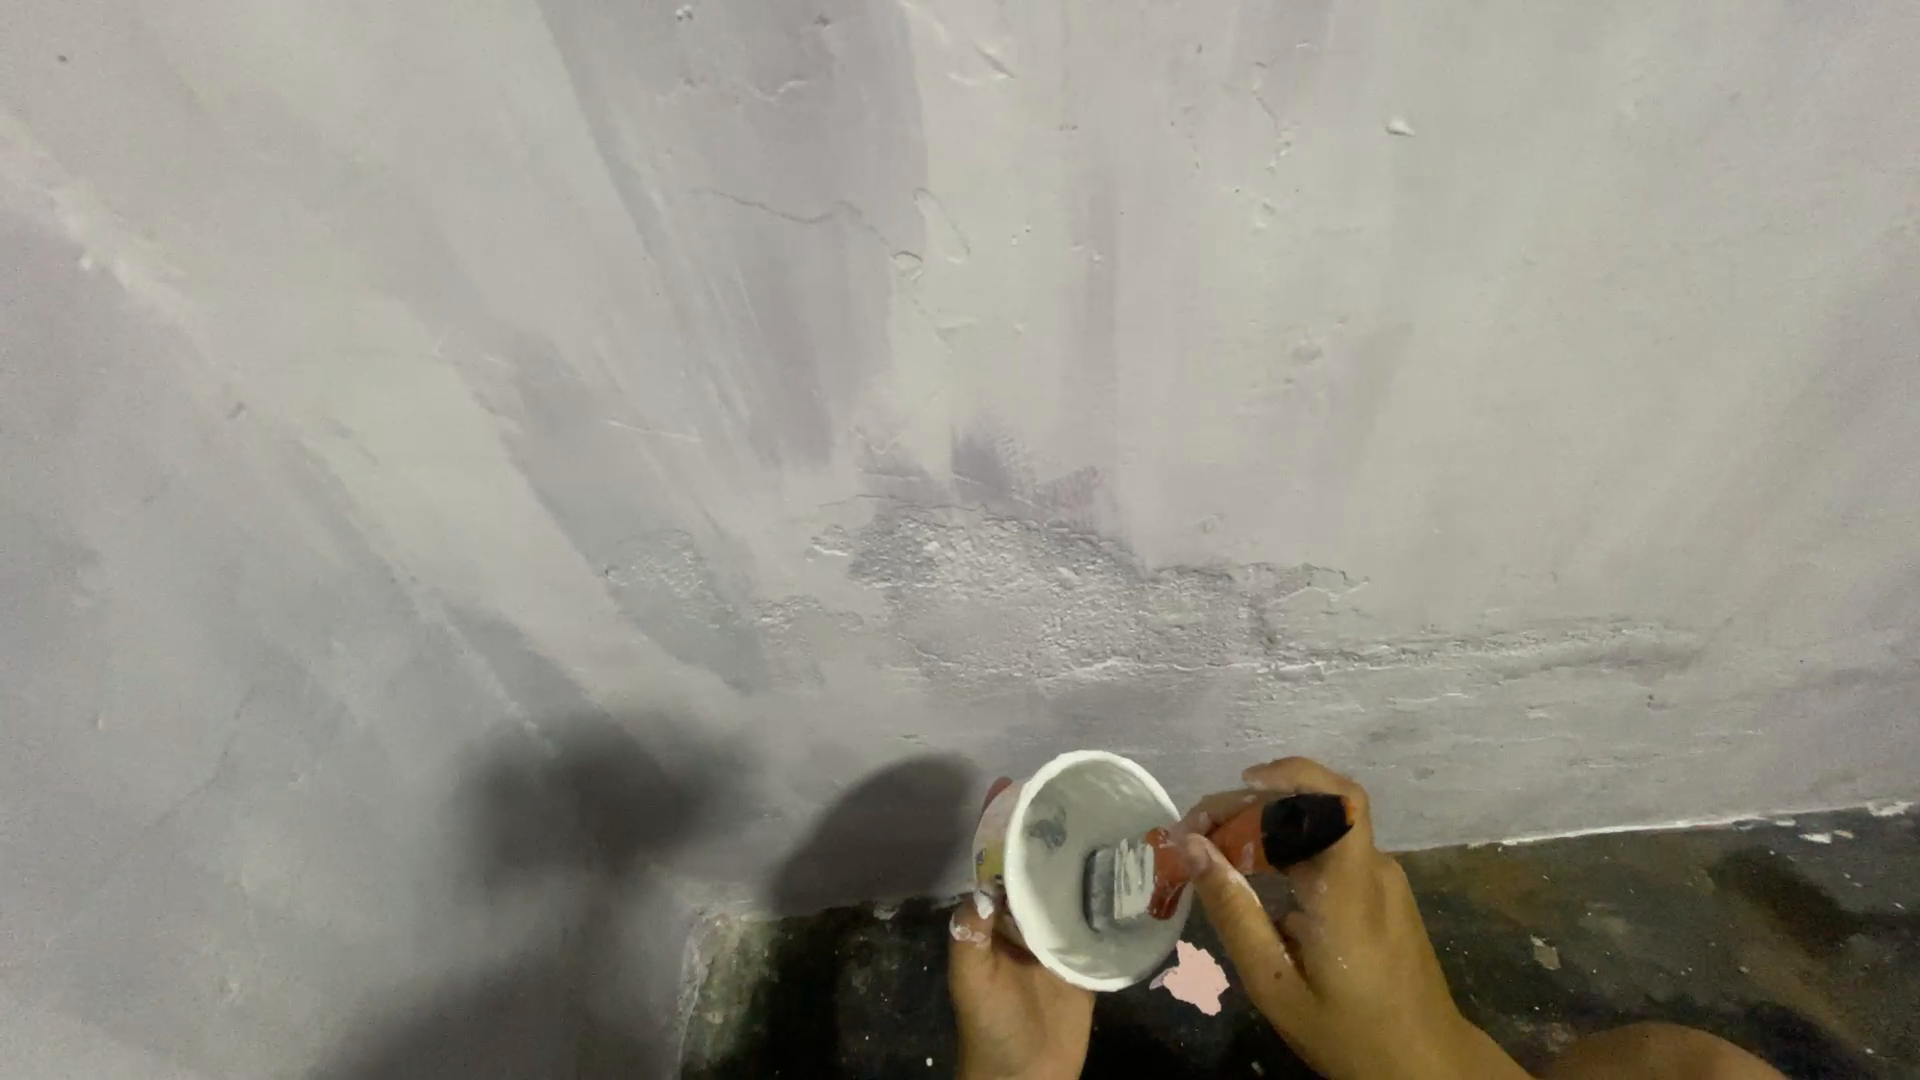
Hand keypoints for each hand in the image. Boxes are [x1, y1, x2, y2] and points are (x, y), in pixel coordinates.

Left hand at [949, 778, 1093, 1079]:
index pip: (993, 860)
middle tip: (1069, 796)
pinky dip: (1108, 897)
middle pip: (1033, 865)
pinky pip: (1095, 920)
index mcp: (993, 917)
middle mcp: (1023, 917)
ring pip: (1064, 886)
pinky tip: (1129, 873)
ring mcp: (1055, 934)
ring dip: (1078, 857)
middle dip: (1043, 830)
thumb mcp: (970, 981)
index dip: (996, 823)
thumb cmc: (990, 1029)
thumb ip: (969, 937)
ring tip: (1105, 821)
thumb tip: (982, 887)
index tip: (1009, 784)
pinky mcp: (1084, 956)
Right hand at [1180, 758, 1529, 1079]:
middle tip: (1196, 833)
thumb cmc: (1351, 1034)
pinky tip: (1250, 873)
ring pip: (1314, 826)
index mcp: (1349, 888)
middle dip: (1247, 806)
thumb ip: (1233, 911)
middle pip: (1309, 807)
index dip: (1294, 773)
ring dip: (1261, 825)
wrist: (1431, 1071)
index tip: (1244, 781)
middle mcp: (1371, 870)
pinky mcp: (1377, 892)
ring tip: (1212, 850)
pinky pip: (1324, 850)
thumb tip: (1192, 846)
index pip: (1340, 799)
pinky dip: (1282, 847)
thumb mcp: (1275, 984)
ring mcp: (1379, 880)